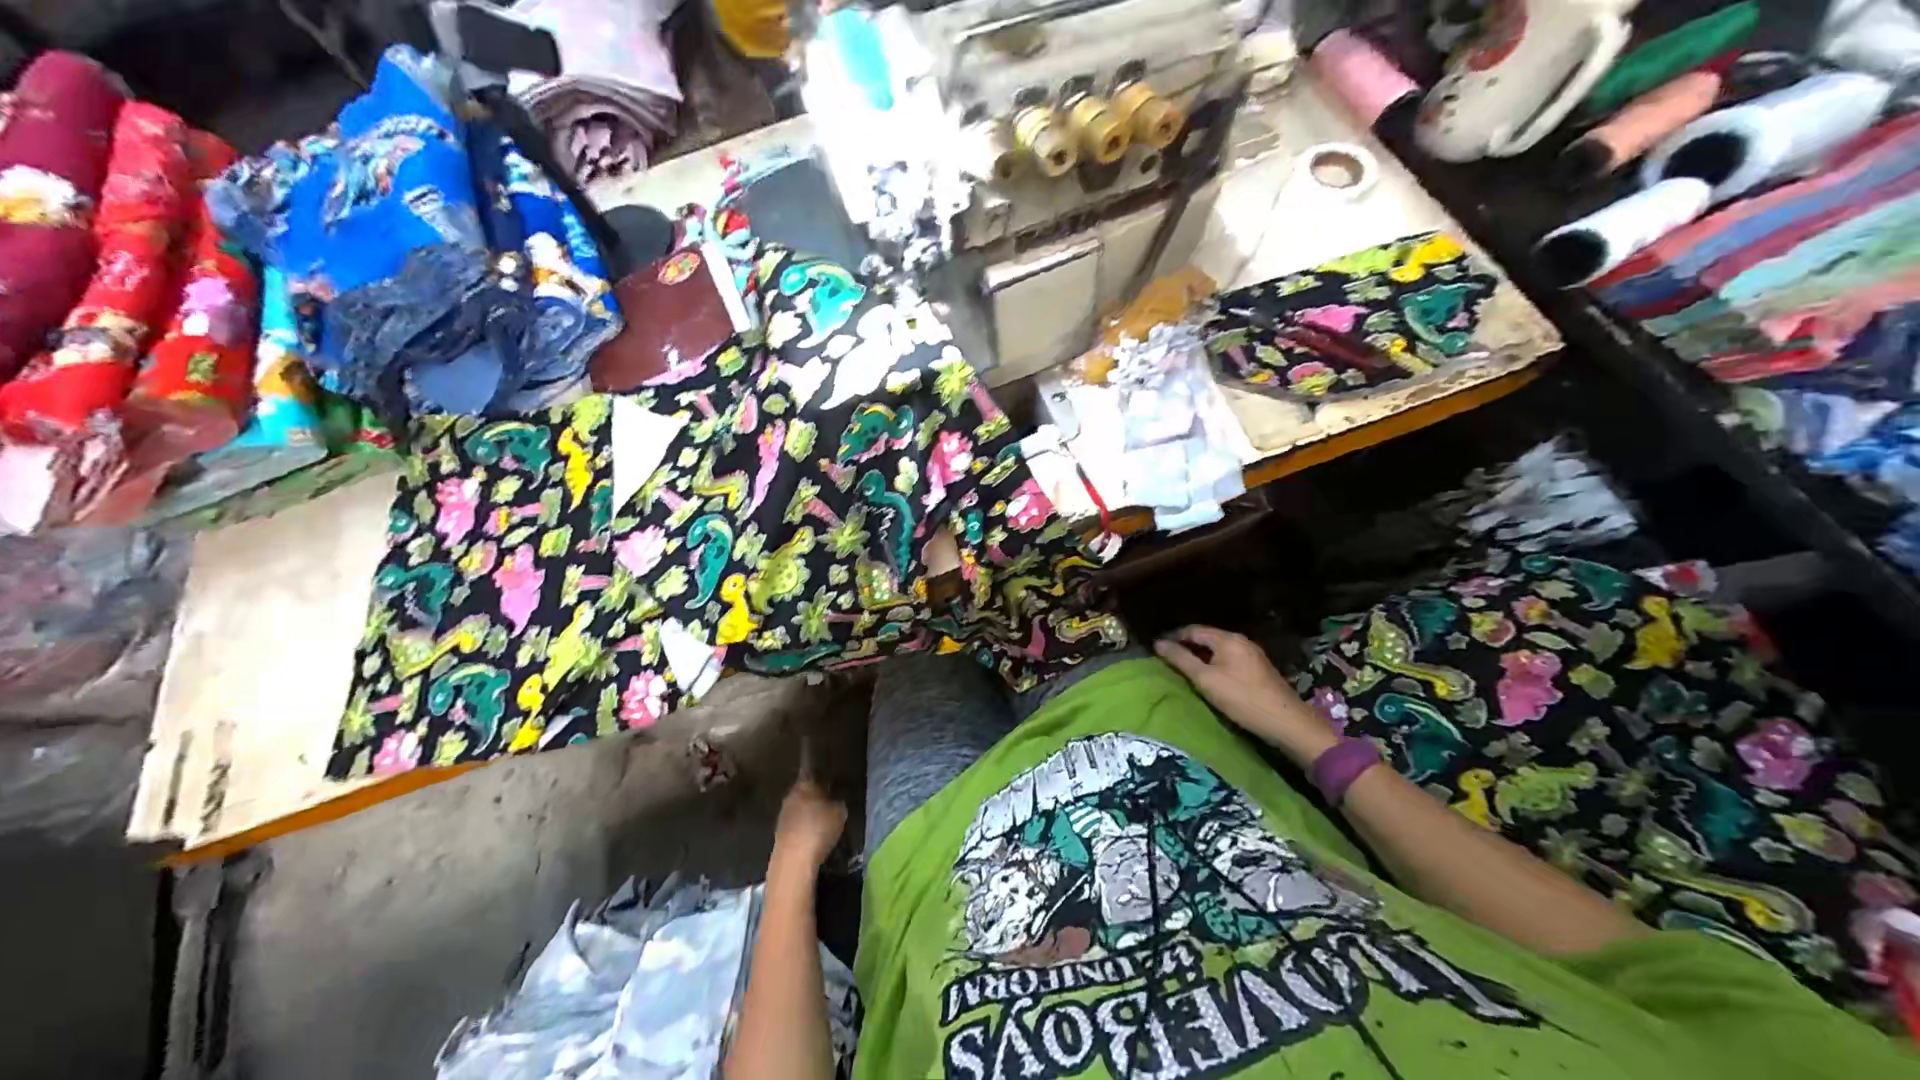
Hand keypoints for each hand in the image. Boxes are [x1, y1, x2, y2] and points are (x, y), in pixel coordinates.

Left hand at [771, 773, 846, 880]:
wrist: (793, 860)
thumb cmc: (819, 829)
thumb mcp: (839, 813)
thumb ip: (838, 802)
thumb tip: (835, 799)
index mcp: (804, 785)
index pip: (810, 772)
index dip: (819, 773)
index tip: (826, 775)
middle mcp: (790, 795)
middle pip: (803, 790)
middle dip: (814, 794)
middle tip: (828, 800)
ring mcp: (782, 814)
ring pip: (798, 807)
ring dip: (807, 811)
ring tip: (822, 820)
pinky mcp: (779, 832)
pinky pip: (794, 823)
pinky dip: (802, 826)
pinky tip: (811, 835)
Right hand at [1155, 625, 1338, 764]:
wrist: (1285, 721)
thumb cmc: (1241, 698)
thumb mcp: (1205, 679)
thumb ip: (1181, 659)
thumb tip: (1158, 643)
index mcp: (1227, 639)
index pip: (1193, 630)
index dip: (1173, 637)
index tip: (1156, 648)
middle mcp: (1241, 641)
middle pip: (1207, 638)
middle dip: (1186, 646)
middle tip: (1167, 660)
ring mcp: (1252, 654)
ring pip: (1218, 650)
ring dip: (1200, 656)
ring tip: (1183, 669)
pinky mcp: (1258, 669)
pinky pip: (1229, 659)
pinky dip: (1214, 664)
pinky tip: (1208, 677)